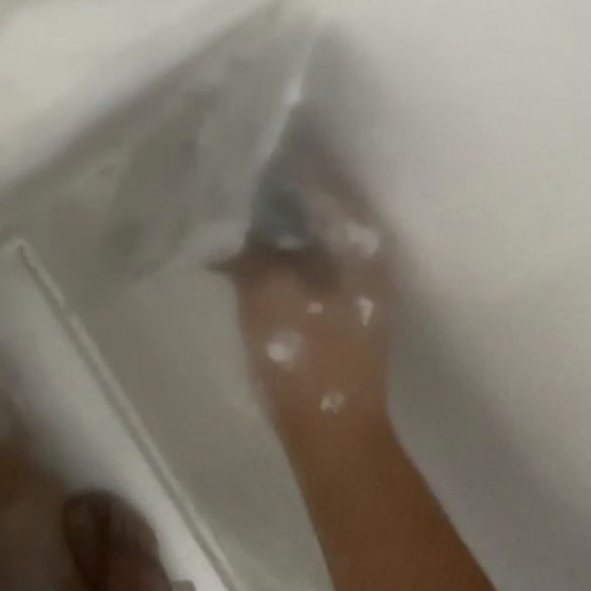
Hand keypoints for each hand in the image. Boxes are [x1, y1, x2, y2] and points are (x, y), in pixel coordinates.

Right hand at [222, 151, 395, 431]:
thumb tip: (229, 211)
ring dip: (270, 225)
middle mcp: (364, 256)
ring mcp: (352, 283)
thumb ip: (249, 245)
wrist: (332, 431)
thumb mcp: (266, 291)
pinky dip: (273, 252)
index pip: (316, 186)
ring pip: (304, 236)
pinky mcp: (335, 305)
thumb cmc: (305, 356)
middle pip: (312, 209)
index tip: (237, 159)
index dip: (276, 172)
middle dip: (270, 197)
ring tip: (227, 212)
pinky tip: (239, 251)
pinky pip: (301, 261)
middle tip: (226, 185)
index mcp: (359, 246)